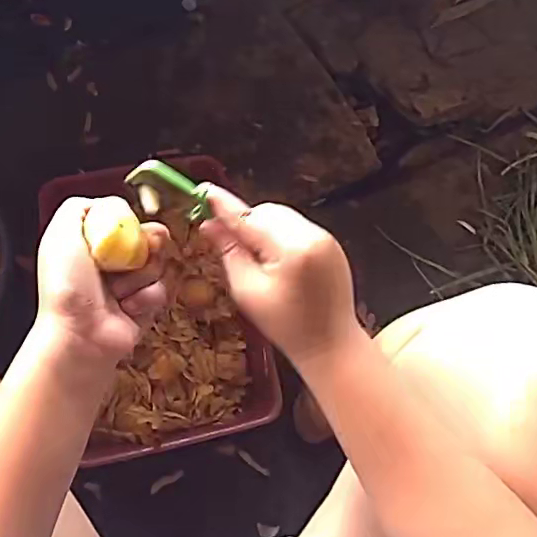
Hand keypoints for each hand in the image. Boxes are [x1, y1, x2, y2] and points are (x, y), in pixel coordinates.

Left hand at [35, 197, 170, 363]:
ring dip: (139, 276)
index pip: (124, 217)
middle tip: (131, 257)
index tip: (126, 228)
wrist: (79, 336)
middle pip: (148, 236)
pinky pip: (162, 289)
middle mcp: (111, 259)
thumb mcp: (61, 232)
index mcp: (91, 241)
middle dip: (144, 245)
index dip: (129, 221)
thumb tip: (107, 202)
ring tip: (117, 293)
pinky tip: (127, 308)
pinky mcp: (145, 304)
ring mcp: (129, 282)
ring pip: (158, 262)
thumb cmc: (66, 286)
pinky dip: (146, 297)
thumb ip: (79, 207)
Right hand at [198, 186, 362, 366]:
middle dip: (245, 222)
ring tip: (255, 256)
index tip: (204, 191)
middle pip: (265, 211)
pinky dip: (278, 234)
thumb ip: (229, 252)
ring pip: (279, 215)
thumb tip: (209, 225)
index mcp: (291, 249)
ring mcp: (324, 237)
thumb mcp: (247, 291)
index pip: (248, 218)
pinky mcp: (329, 243)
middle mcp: (312, 236)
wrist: (331, 345)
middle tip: (226, 239)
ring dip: (261, 226)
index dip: (223, 205)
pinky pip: (295, 225)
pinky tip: (274, 258)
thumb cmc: (287, 326)